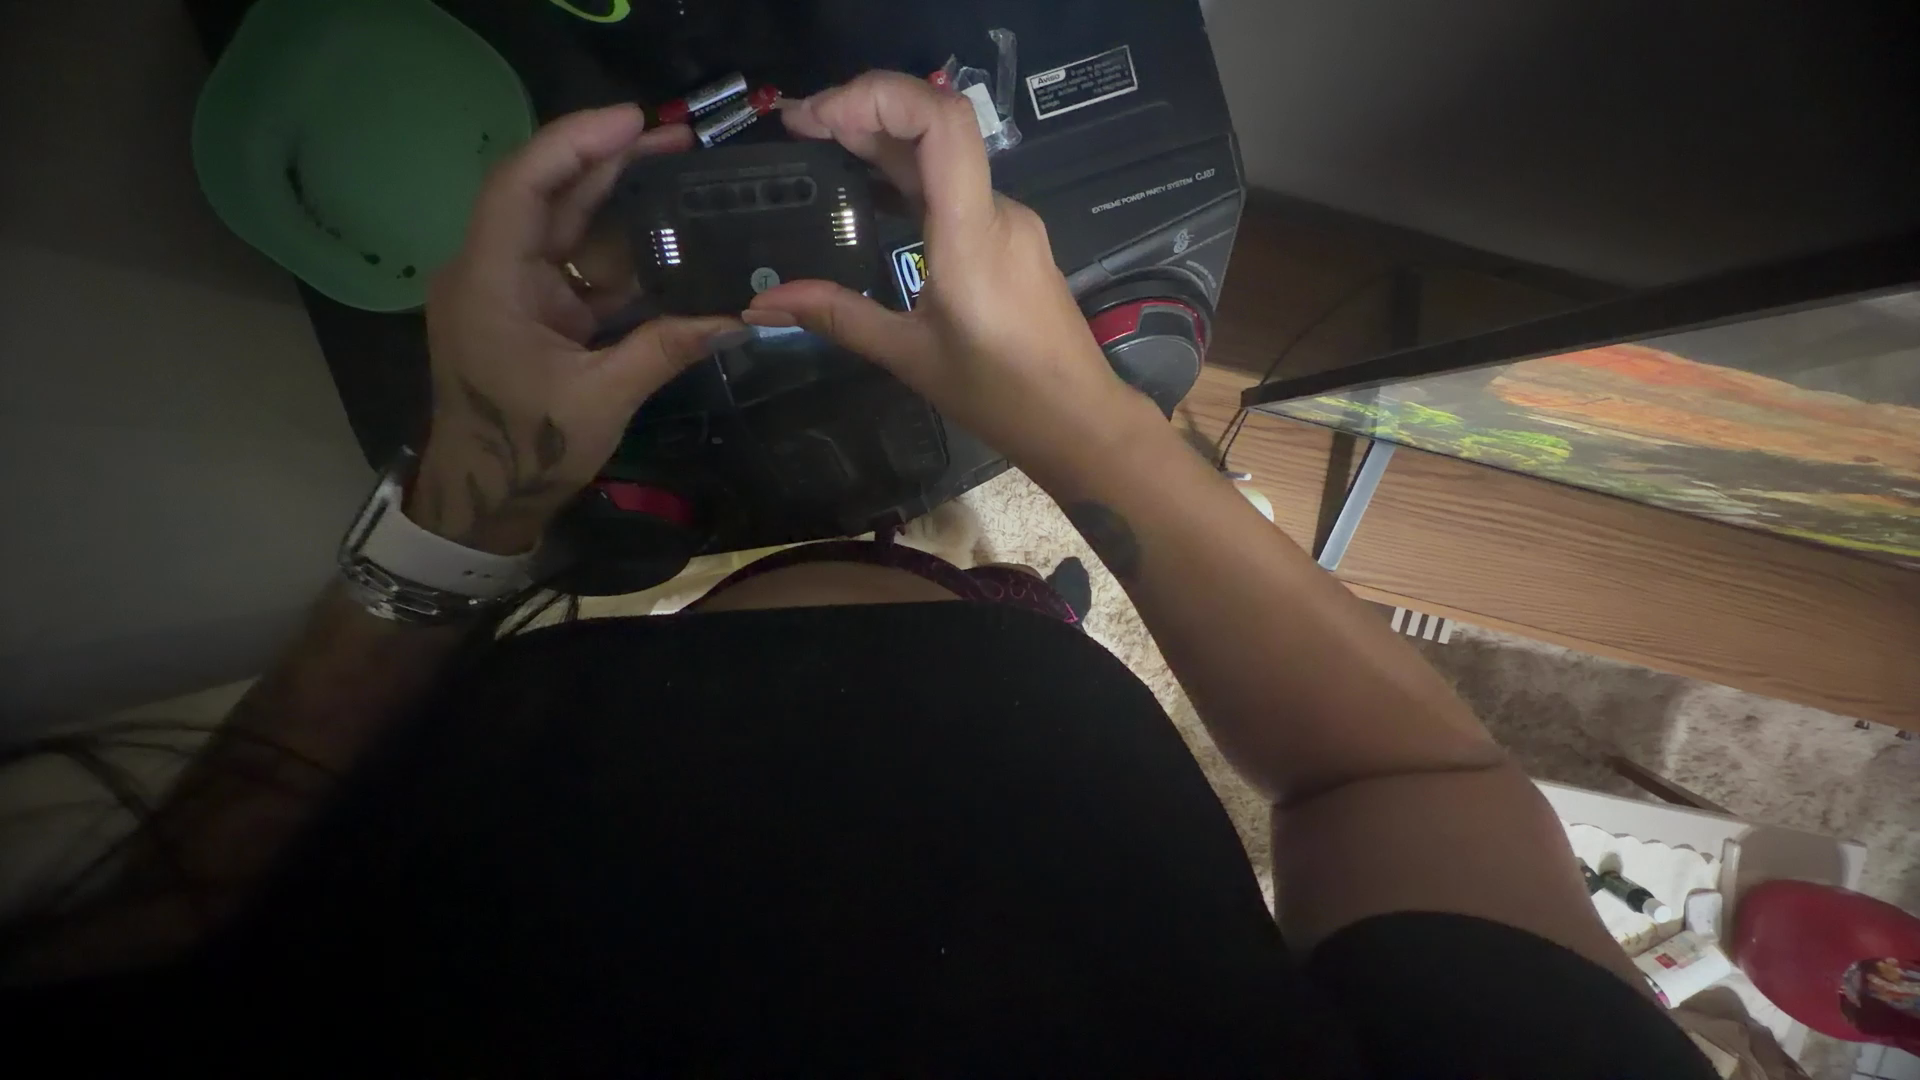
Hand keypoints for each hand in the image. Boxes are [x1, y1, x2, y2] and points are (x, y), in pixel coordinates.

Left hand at [410, 106, 741, 553]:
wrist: (486, 493)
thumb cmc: (529, 447)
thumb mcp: (603, 398)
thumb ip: (667, 349)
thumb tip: (739, 319)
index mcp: (492, 281)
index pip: (525, 186)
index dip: (576, 144)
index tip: (633, 120)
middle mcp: (495, 270)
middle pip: (549, 195)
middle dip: (608, 162)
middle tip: (674, 139)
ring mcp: (516, 292)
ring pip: (565, 228)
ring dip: (617, 203)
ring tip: (677, 175)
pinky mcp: (536, 314)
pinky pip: (579, 269)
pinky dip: (620, 256)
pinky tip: (664, 243)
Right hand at [745, 73, 1160, 480]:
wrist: (1077, 420)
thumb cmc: (1000, 395)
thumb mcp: (911, 357)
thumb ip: (839, 317)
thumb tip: (764, 305)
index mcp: (972, 235)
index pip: (940, 120)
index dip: (876, 95)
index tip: (818, 117)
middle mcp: (999, 214)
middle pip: (937, 132)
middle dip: (866, 117)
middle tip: (803, 131)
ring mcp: (1014, 227)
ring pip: (949, 165)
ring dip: (889, 149)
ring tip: (829, 157)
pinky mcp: (1018, 245)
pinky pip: (963, 196)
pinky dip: (916, 184)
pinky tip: (880, 202)